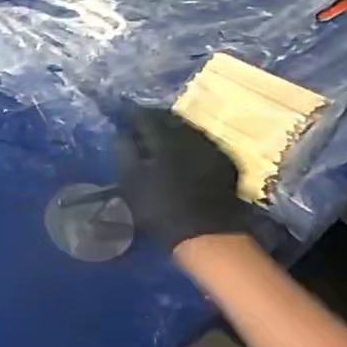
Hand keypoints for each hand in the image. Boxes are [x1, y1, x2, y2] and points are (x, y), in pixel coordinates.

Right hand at [115, 107, 249, 250]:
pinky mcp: (225, 162)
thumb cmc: (158, 207)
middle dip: (153, 118)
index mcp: (167, 139)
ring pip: (188, 129)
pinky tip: (180, 150)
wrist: (205, 232)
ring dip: (172, 129)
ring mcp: (213, 148)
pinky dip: (187, 142)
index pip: (146, 117)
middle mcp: (193, 137)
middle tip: (137, 123)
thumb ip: (125, 153)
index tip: (121, 114)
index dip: (131, 114)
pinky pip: (202, 142)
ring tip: (157, 135)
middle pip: (170, 119)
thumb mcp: (131, 181)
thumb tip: (122, 134)